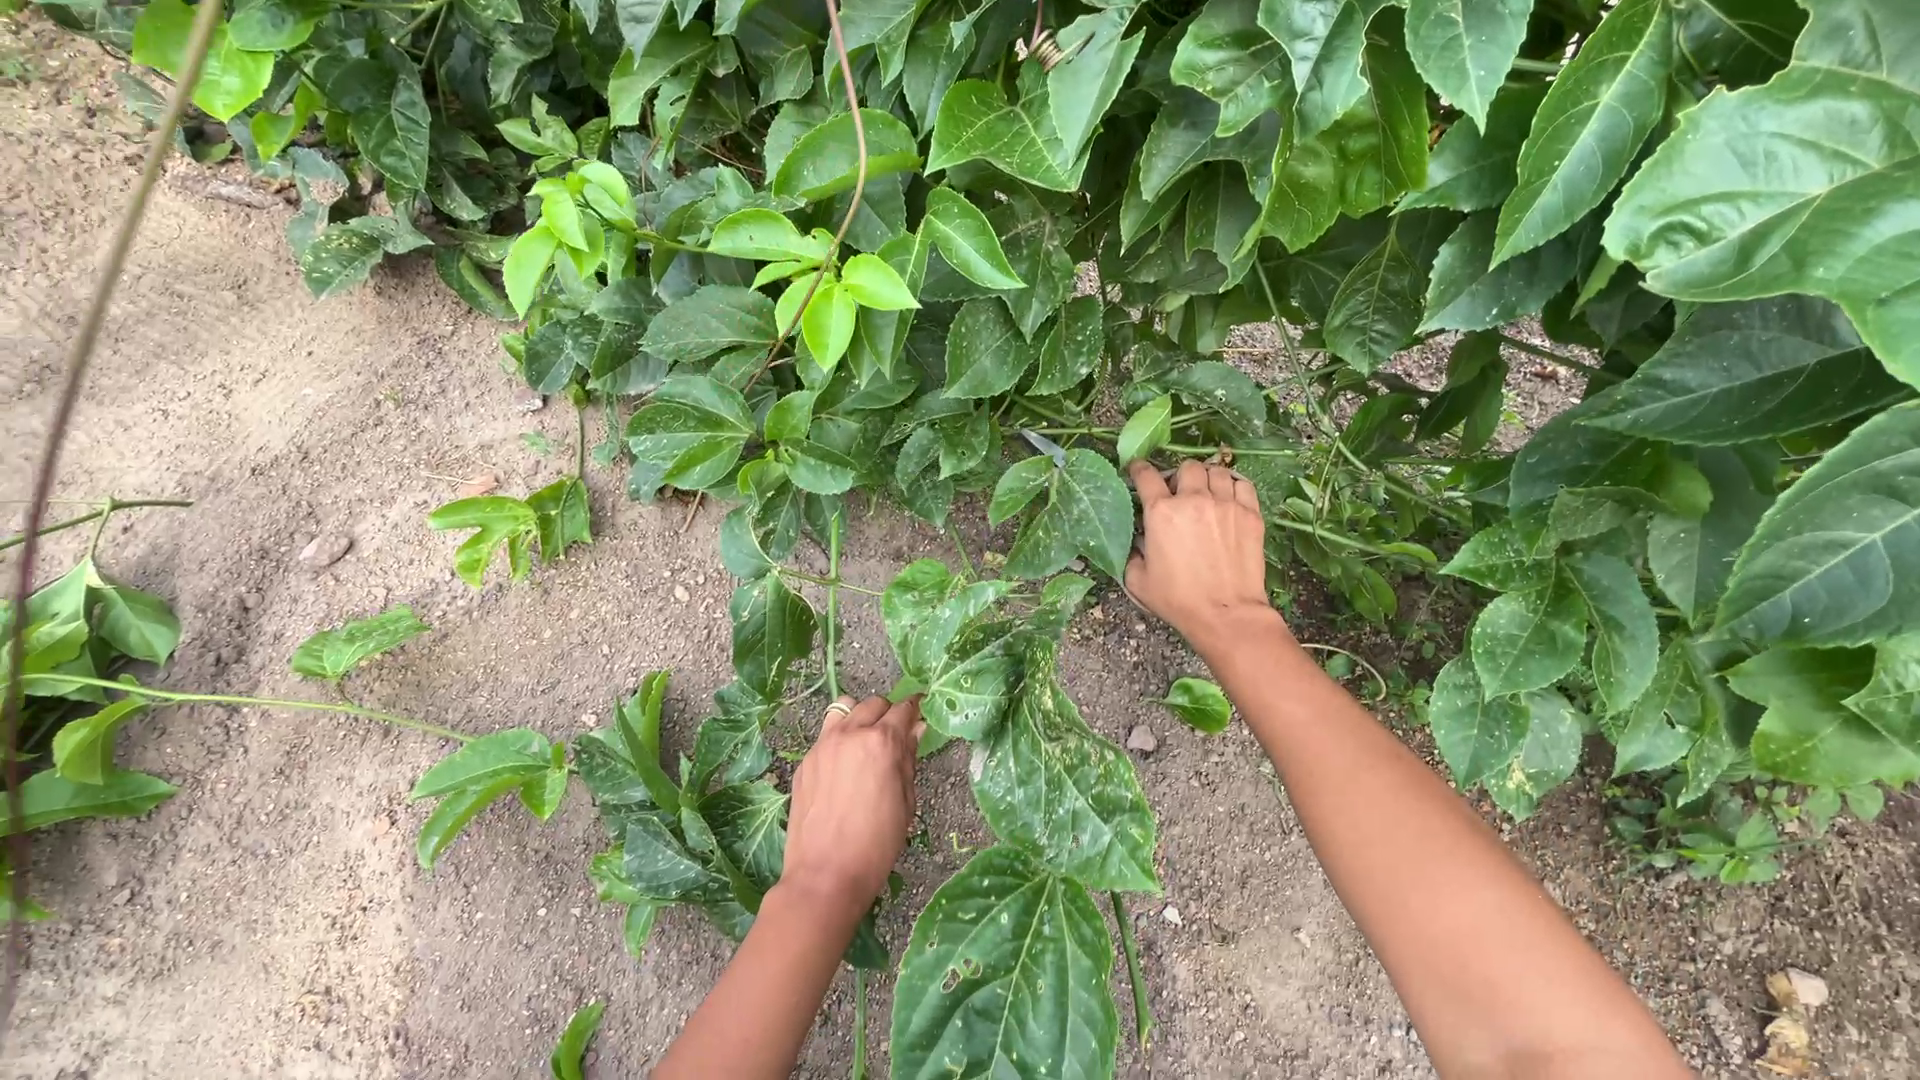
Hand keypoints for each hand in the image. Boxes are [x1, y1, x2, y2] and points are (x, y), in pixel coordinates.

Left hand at [780, 695, 922, 920]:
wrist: (825, 875)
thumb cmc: (876, 844)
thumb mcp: (906, 802)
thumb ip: (908, 759)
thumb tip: (914, 730)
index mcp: (881, 742)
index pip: (902, 709)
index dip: (914, 709)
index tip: (920, 712)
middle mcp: (850, 734)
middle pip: (873, 704)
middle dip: (887, 713)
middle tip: (894, 736)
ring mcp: (822, 746)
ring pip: (844, 709)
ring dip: (859, 717)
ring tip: (865, 742)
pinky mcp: (804, 762)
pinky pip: (825, 736)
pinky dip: (839, 739)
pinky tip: (843, 767)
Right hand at [1126, 459, 1284, 656]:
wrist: (1226, 613)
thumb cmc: (1178, 600)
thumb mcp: (1138, 579)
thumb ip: (1132, 552)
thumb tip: (1139, 538)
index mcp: (1161, 512)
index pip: (1146, 475)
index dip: (1139, 469)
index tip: (1138, 470)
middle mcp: (1193, 500)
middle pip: (1187, 467)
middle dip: (1179, 475)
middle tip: (1179, 491)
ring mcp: (1226, 504)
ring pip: (1216, 471)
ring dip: (1207, 478)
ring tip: (1206, 492)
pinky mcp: (1250, 514)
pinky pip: (1243, 484)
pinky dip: (1233, 486)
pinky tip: (1229, 497)